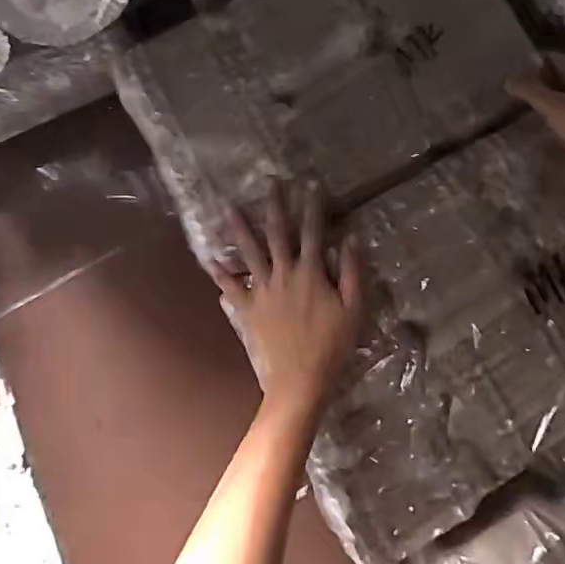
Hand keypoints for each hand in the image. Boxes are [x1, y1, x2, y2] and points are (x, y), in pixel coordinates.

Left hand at [205, 180, 365, 415]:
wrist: (299, 381)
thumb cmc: (332, 345)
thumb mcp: (354, 308)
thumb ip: (351, 271)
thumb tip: (351, 237)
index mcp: (311, 272)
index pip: (313, 231)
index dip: (312, 205)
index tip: (310, 183)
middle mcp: (283, 274)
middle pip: (278, 233)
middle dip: (275, 205)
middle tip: (270, 183)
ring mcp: (262, 291)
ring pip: (249, 253)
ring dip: (240, 229)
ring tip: (230, 208)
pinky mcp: (247, 310)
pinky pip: (231, 288)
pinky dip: (220, 274)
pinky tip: (210, 260)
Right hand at [507, 53, 564, 175]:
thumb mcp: (553, 106)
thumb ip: (530, 91)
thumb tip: (508, 79)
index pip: (560, 58)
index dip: (539, 62)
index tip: (521, 74)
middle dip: (547, 80)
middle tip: (525, 92)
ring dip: (556, 98)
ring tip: (536, 108)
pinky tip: (556, 125)